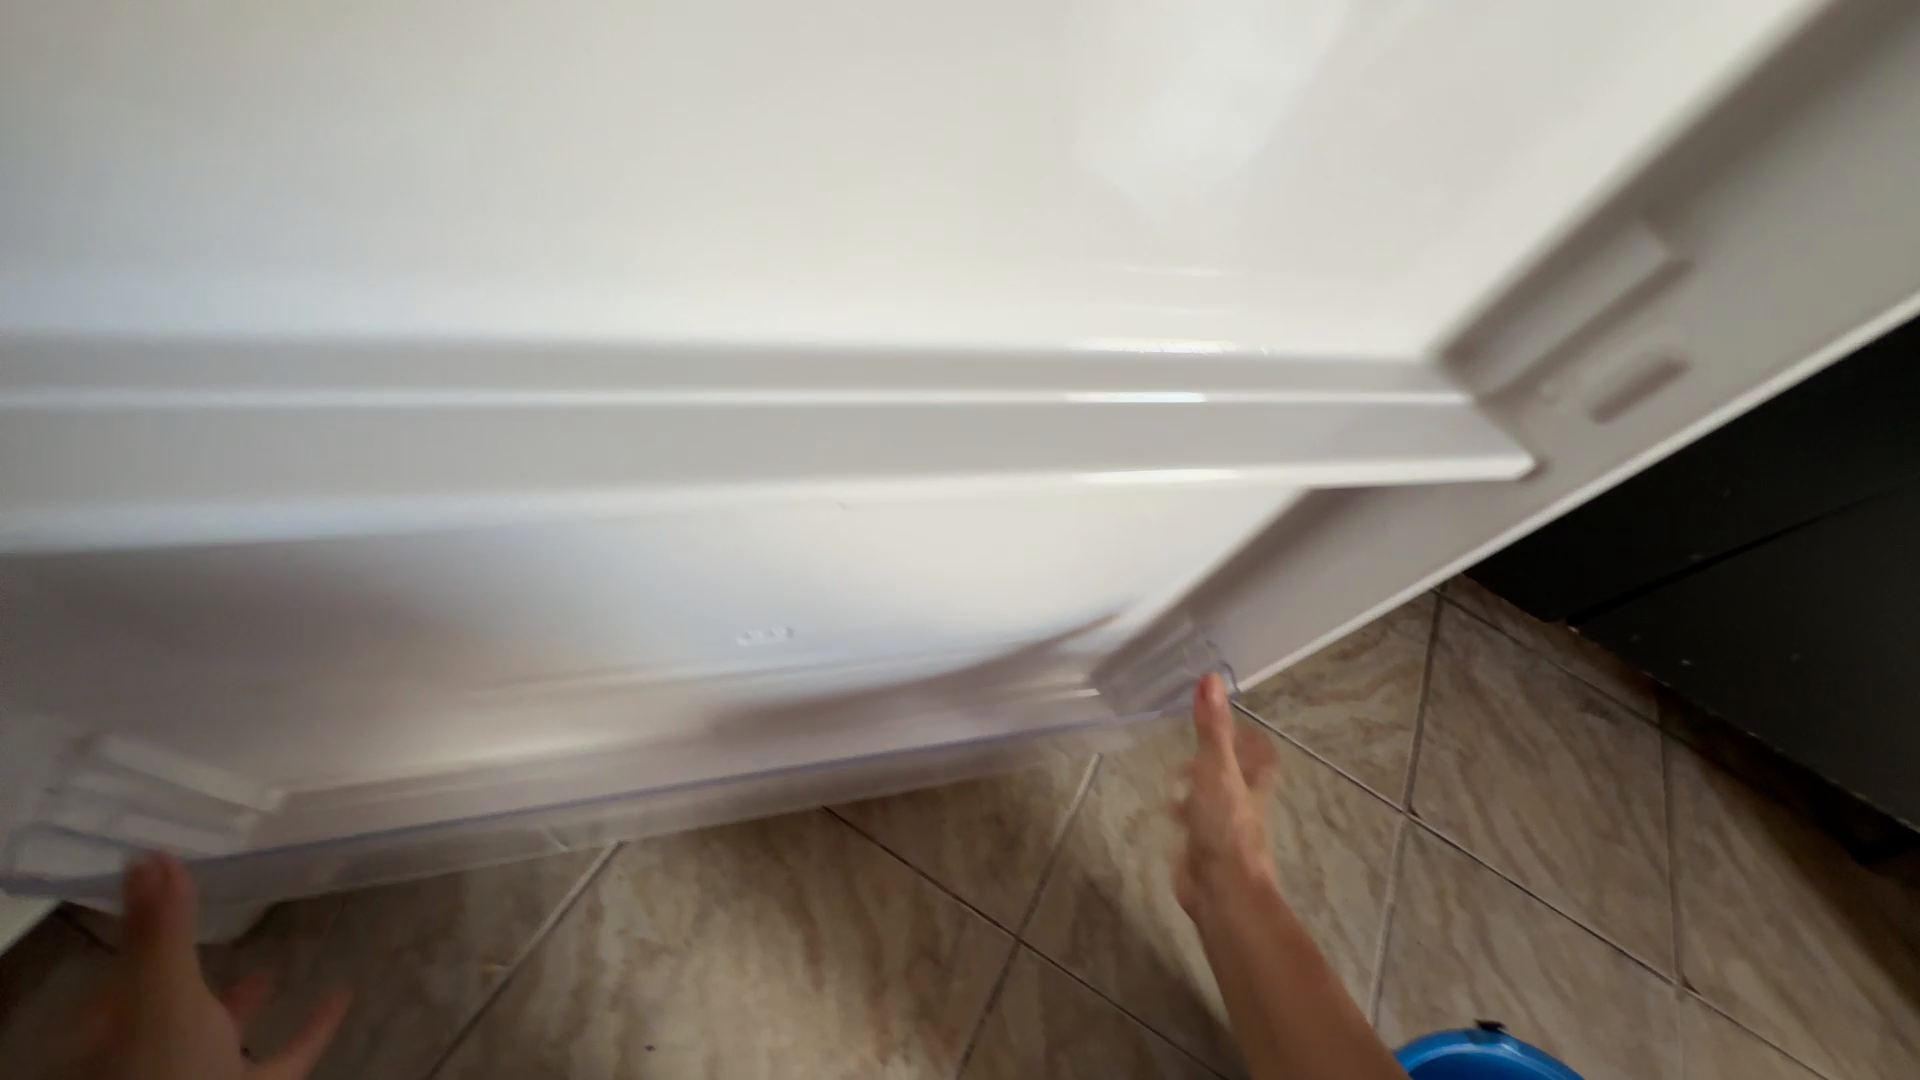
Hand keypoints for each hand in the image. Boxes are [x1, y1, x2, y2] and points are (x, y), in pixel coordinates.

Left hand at [67, 854, 349, 1079]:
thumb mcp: (163, 999)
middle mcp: (149, 1058)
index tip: (167, 891)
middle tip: (218, 926)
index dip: (138, 939)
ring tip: (274, 965)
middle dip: (190, 972)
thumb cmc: (169, 1073)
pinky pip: (285, 1054)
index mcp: (113, 1037)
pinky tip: (342, 993)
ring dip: (243, 1000)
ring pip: (221, 1032)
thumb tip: (152, 852)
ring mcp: (207, 1074)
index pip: (114, 983)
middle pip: (163, 1009)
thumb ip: (163, 930)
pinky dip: (312, 1024)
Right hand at [1172, 674, 1279, 917]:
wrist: (1221, 891)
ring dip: (1198, 787)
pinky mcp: (1202, 849)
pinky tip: (1164, 811)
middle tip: (1198, 748)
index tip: (1241, 726)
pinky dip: (1180, 814)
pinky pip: (1193, 824)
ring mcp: (1223, 829)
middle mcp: (1242, 804)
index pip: (1261, 756)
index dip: (1253, 740)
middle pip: (1238, 777)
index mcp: (1252, 784)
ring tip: (1175, 774)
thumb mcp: (1217, 769)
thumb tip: (1211, 678)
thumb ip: (1212, 727)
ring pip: (1214, 800)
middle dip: (1220, 762)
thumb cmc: (1225, 826)